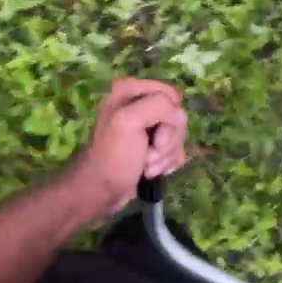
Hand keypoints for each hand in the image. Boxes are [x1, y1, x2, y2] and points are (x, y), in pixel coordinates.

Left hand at [66, 77, 189, 221]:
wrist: (101, 192)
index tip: (156, 139)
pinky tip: (151, 172)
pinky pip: (174, 149)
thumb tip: (181, 116)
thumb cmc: (113, 157)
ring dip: (165, 155)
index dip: (170, 118)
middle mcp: (138, 103)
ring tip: (146, 167)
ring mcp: (145, 126)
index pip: (171, 95)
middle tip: (149, 156)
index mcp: (129, 89)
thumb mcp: (129, 122)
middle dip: (167, 141)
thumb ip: (158, 106)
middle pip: (176, 116)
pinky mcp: (150, 145)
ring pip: (176, 135)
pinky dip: (166, 163)